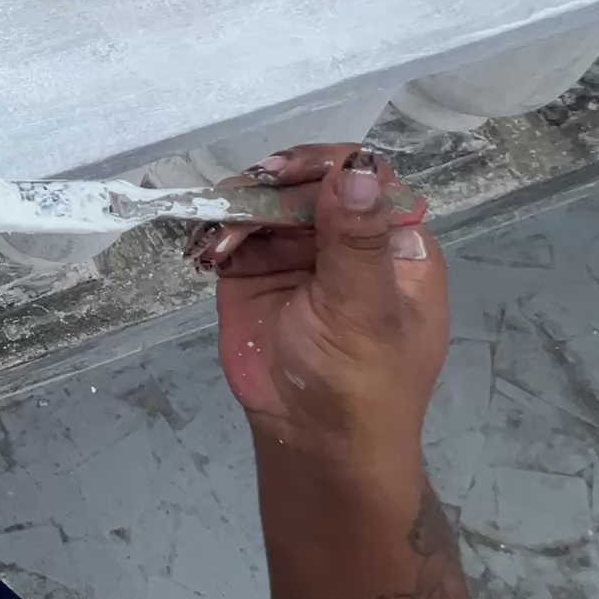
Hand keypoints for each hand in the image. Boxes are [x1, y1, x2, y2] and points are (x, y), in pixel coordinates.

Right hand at [192, 143, 449, 467]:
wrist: (306, 433)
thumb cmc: (358, 378)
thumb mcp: (363, 309)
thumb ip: (355, 240)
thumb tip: (358, 168)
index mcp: (392, 247)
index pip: (368, 180)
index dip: (328, 165)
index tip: (284, 173)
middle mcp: (342, 241)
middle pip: (304, 184)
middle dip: (268, 187)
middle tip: (237, 199)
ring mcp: (292, 253)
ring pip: (260, 202)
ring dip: (233, 212)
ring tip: (218, 244)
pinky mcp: (248, 267)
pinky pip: (227, 231)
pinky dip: (211, 233)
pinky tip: (206, 254)